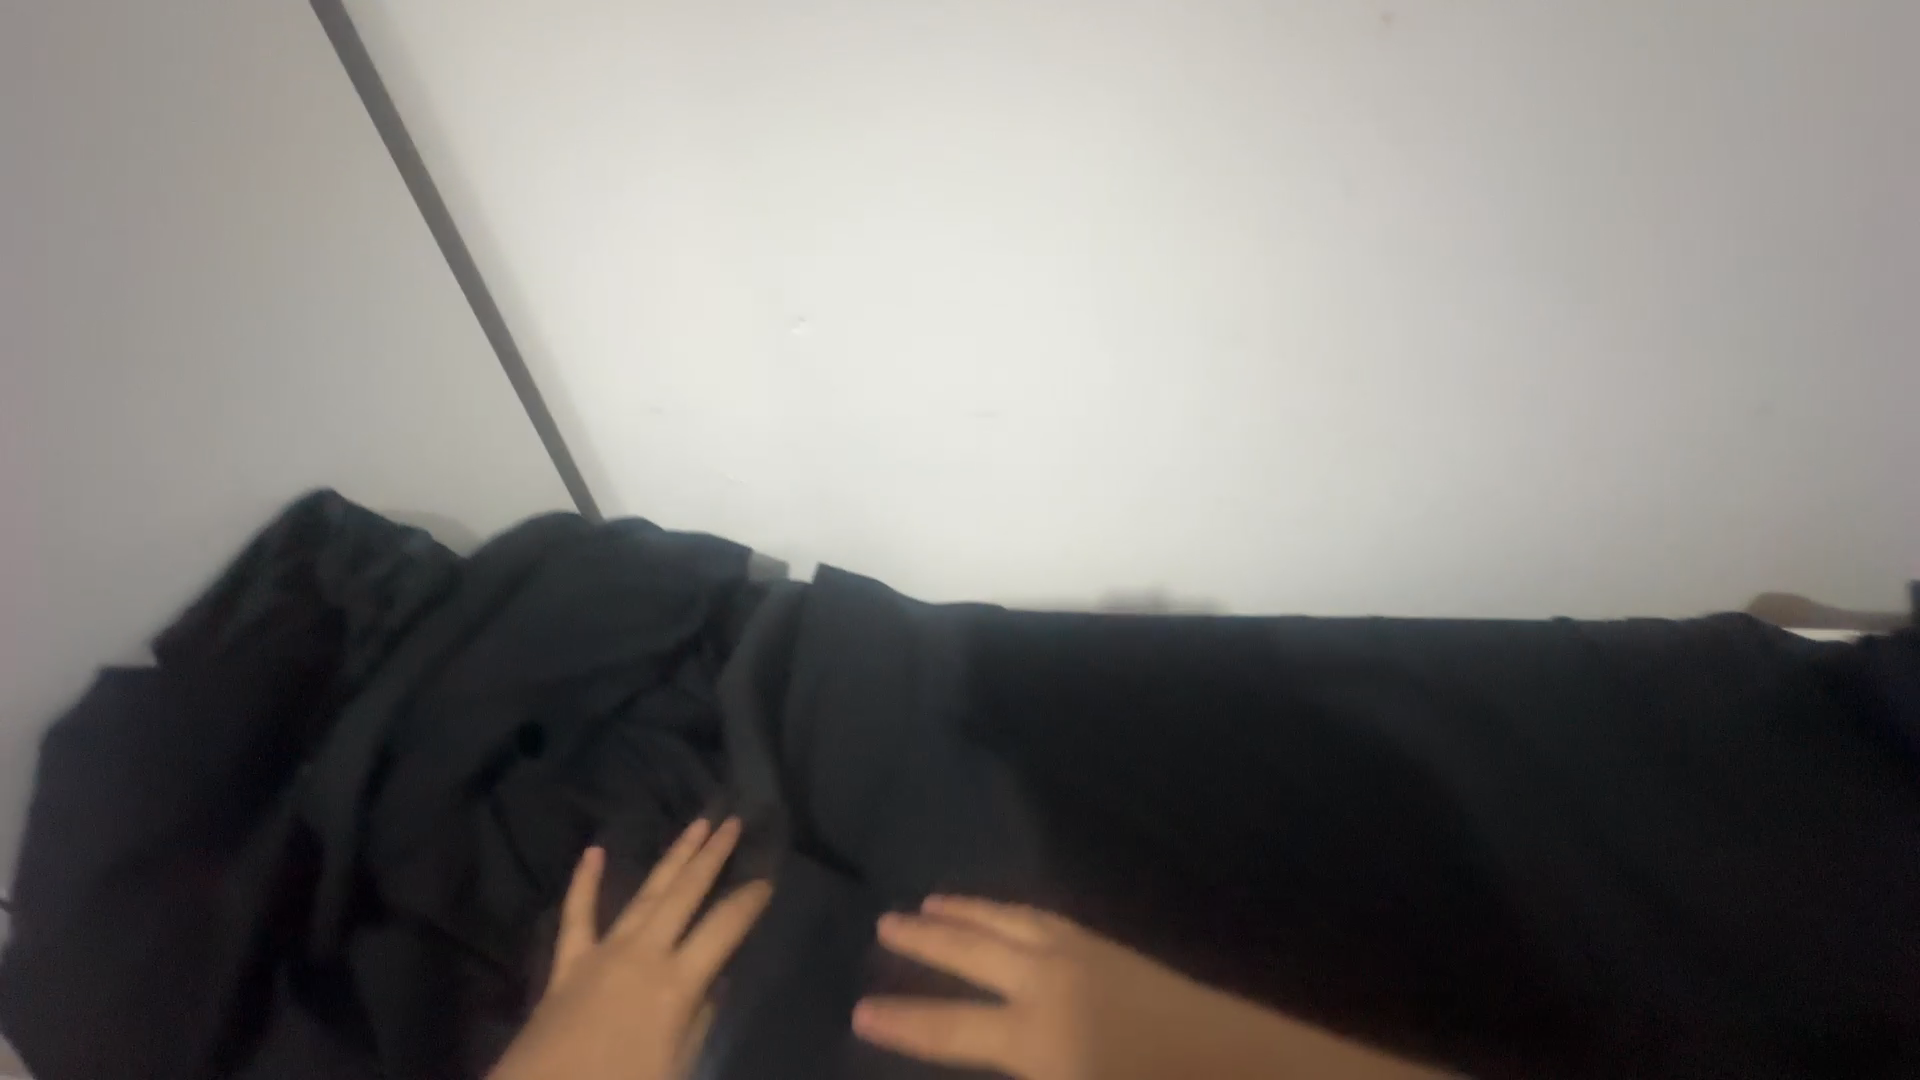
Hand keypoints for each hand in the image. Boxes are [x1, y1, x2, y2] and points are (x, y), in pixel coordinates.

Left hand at [488, 818, 772, 1079]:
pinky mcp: (567, 965)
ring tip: (698, 824)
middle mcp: (644, 954)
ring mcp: (603, 953)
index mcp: (676, 983)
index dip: (749, 900)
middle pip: (687, 892)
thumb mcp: (677, 1069)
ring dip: (675, 855)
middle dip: (714, 855)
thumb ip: (699, 1022)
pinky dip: (583, 882)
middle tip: (735, 821)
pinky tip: (593, 851)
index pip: (725, 927)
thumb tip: (717, 982)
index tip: (767, 878)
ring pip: (647, 892)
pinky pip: (576, 916)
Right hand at [853, 897, 1446, 1079]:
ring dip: (966, 912)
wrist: (1243, 1064)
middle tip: (885, 921)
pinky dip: (1010, 909)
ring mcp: (1080, 955)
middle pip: (972, 953)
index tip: (858, 1009)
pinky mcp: (1107, 944)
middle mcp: (1048, 984)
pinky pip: (1041, 916)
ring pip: (1006, 921)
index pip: (950, 1029)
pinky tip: (1005, 909)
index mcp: (1037, 1040)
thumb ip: (1020, 1064)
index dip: (903, 1023)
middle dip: (925, 941)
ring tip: (931, 902)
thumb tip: (983, 1047)